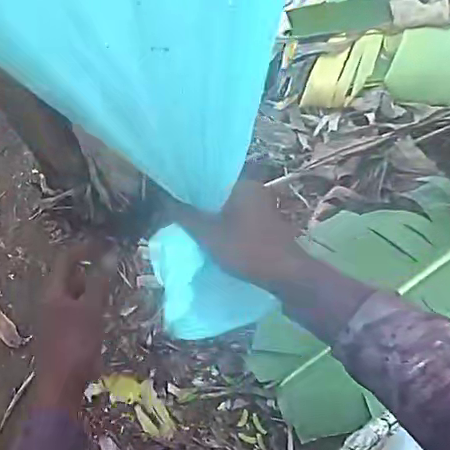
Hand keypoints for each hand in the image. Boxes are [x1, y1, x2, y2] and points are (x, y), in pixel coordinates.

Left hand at [32, 241, 111, 411]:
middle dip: (90, 272)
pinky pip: (74, 314)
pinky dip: (88, 310)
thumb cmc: (75, 346)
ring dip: (91, 292)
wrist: (60, 387)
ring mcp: (51, 321)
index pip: (66, 260)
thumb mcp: (91, 311)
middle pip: (68, 278)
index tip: (106, 245)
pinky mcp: (58, 336)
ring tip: (110, 296)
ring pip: (73, 297)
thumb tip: (110, 254)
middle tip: (112, 272)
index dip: (84, 249)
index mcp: (52, 293)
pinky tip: (101, 320)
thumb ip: (100, 283)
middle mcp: (48, 303)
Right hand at [173, 175, 308, 288]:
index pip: (208, 173)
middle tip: (174, 208)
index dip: (187, 181)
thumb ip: (184, 215)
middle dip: (197, 200)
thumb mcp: (207, 234)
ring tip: (187, 222)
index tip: (169, 190)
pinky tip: (209, 234)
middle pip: (217, 190)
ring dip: (209, 214)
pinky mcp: (265, 224)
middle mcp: (255, 189)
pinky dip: (222, 223)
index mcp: (242, 183)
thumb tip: (162, 198)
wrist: (287, 276)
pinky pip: (236, 217)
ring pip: (226, 205)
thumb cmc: (246, 249)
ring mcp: (262, 207)